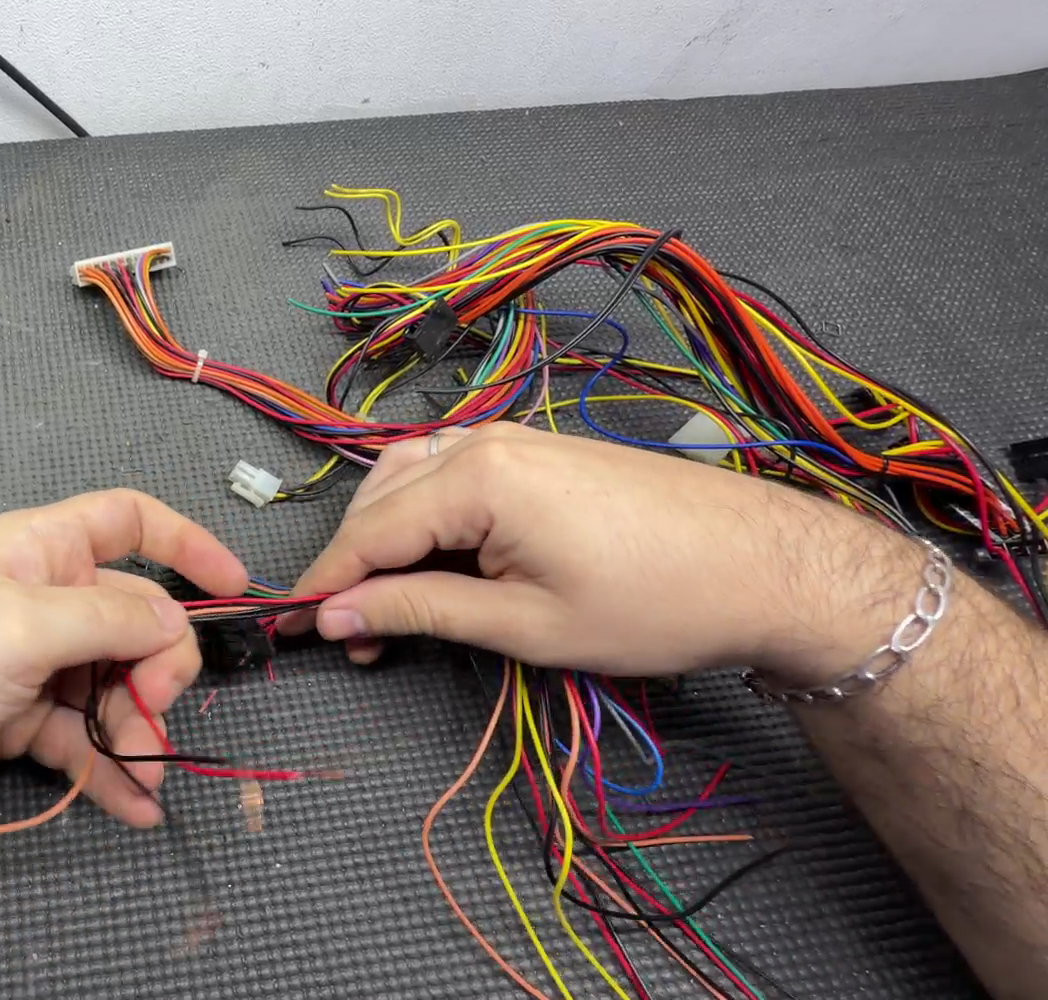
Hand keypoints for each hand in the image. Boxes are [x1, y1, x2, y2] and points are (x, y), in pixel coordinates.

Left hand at [0, 490, 248, 832]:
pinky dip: (110, 765)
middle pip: (134, 616)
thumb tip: (176, 625)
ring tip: (146, 768)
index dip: (186, 542)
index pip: (128, 520)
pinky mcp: (20, 718)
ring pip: (114, 681)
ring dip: (139, 724)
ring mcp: (34, 660)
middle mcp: (43, 596)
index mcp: (41, 548)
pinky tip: (136, 803)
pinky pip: (82, 735)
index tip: (235, 583)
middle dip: (157, 665)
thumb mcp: (21, 626)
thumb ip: (108, 620)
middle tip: (155, 709)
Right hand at [281, 422, 927, 682]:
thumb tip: (332, 615)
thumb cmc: (652, 604)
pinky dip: (417, 515)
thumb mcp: (522, 623)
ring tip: (387, 598)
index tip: (294, 626)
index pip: (367, 532)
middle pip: (376, 500)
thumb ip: (416, 610)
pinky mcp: (524, 447)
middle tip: (353, 631)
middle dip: (353, 565)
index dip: (326, 582)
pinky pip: (438, 471)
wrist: (774, 566)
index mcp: (473, 477)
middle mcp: (476, 440)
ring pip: (401, 479)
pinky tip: (429, 553)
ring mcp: (502, 436)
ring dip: (381, 536)